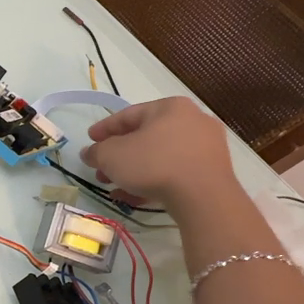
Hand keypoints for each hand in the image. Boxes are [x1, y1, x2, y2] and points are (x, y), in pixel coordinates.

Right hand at [80, 97, 237, 213]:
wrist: (203, 196)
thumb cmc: (153, 164)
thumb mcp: (111, 155)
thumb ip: (96, 151)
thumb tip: (90, 153)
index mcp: (169, 107)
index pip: (127, 115)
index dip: (104, 128)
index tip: (90, 140)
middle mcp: (192, 120)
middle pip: (144, 136)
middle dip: (119, 154)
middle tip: (101, 167)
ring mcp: (206, 145)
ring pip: (159, 155)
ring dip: (134, 169)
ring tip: (115, 185)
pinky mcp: (213, 169)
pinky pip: (175, 169)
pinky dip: (154, 179)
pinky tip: (134, 195)